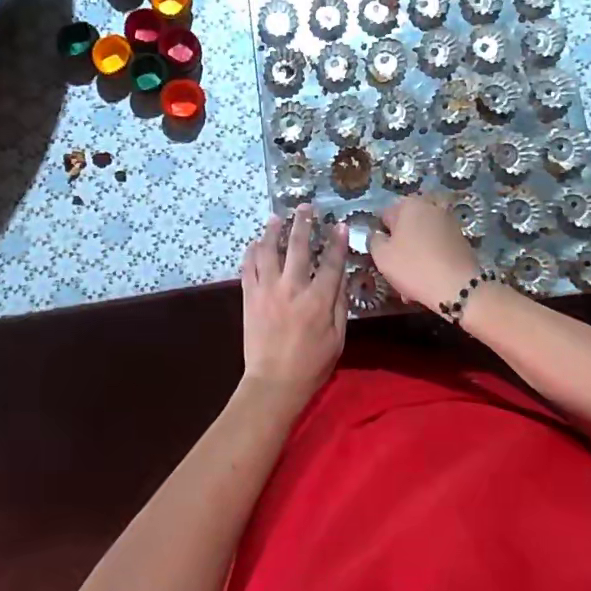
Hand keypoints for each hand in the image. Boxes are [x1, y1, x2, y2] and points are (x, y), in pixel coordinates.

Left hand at [240, 205, 347, 408]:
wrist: (273, 382)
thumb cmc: (312, 364)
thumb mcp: (337, 338)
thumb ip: (339, 304)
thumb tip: (341, 276)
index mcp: (318, 300)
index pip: (331, 263)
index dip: (337, 242)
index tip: (340, 225)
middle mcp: (292, 288)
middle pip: (298, 247)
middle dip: (303, 224)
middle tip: (305, 207)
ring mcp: (267, 290)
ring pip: (269, 250)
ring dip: (273, 231)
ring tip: (276, 217)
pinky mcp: (249, 296)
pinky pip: (248, 267)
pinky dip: (252, 252)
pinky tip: (255, 243)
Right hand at [370, 194, 479, 314]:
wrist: (460, 288)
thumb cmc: (414, 267)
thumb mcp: (381, 255)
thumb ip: (374, 240)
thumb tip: (378, 235)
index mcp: (409, 204)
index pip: (384, 216)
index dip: (379, 236)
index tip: (381, 255)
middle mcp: (430, 207)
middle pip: (405, 227)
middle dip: (399, 246)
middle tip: (395, 270)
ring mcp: (449, 223)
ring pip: (421, 239)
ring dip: (414, 255)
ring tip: (411, 281)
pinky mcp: (462, 240)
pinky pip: (437, 247)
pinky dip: (430, 259)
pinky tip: (427, 279)